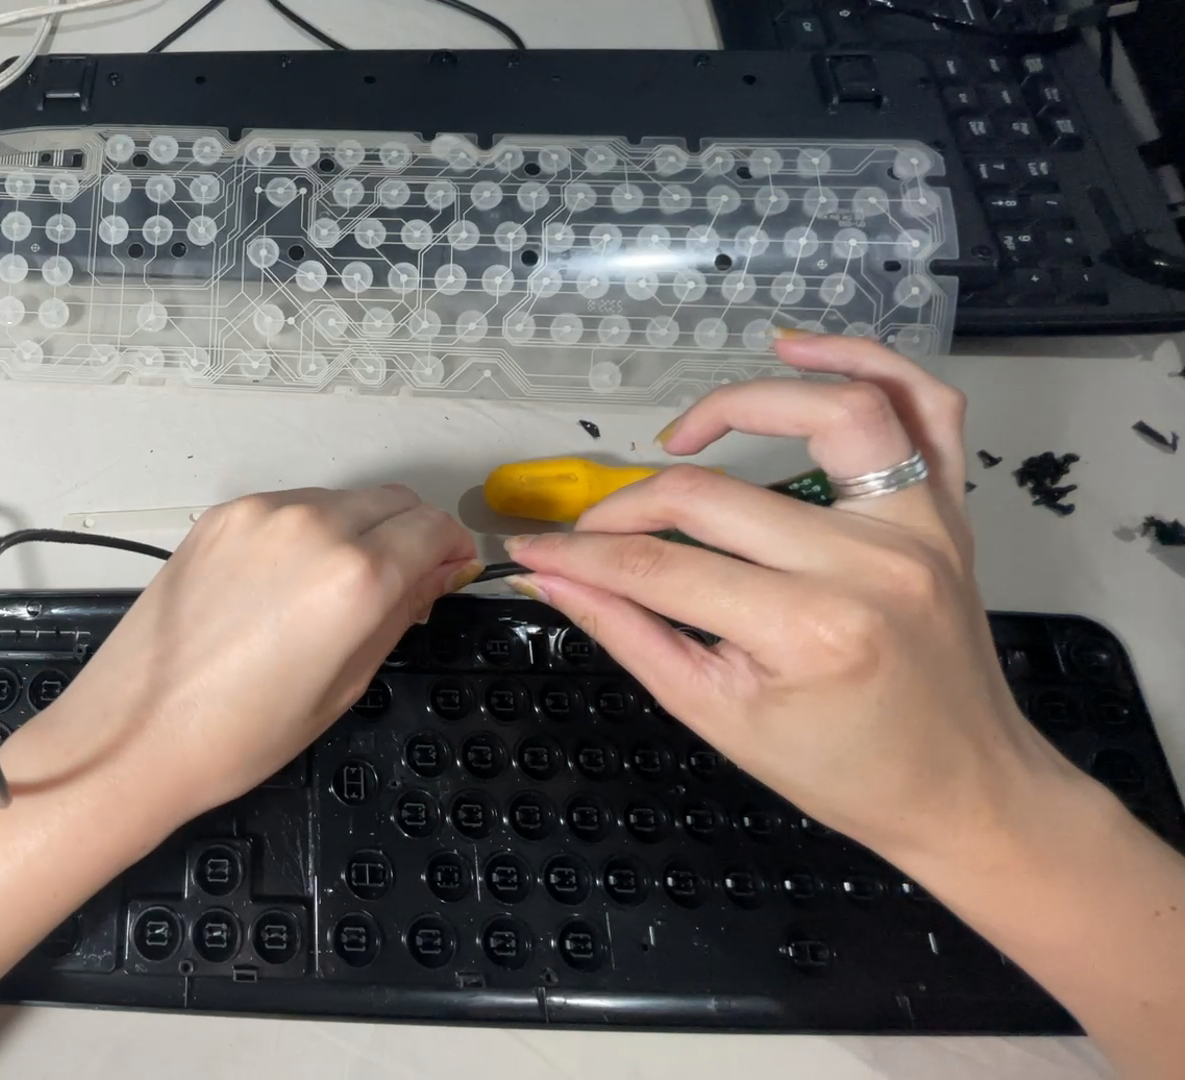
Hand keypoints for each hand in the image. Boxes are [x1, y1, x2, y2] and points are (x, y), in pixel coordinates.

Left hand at [46, 486, 478, 818]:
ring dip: (361, 529)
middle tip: (403, 584)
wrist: (136, 731)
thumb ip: (400, 613)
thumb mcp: (345, 686)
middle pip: (393, 500)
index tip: (449, 574)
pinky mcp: (218, 515)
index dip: (452, 550)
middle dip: (413, 534)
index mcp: (354, 575)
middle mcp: (310, 524)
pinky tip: (288, 578)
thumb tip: (436, 573)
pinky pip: (290, 507)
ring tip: (338, 586)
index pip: (433, 527)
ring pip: (341, 499)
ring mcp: (258, 513)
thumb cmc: (244, 734)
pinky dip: (309, 529)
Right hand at [502, 334, 1081, 859]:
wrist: (962, 789)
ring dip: (739, 404)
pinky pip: (923, 409)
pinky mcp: (945, 513)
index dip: (574, 557)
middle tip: (582, 537)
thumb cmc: (829, 766)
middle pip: (706, 497)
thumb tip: (548, 579)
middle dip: (618, 512)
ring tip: (680, 433)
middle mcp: (867, 562)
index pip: (653, 567)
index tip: (528, 552)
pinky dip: (863, 365)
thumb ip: (621, 631)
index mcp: (805, 629)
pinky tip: (797, 351)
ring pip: (830, 414)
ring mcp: (918, 527)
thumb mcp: (705, 711)